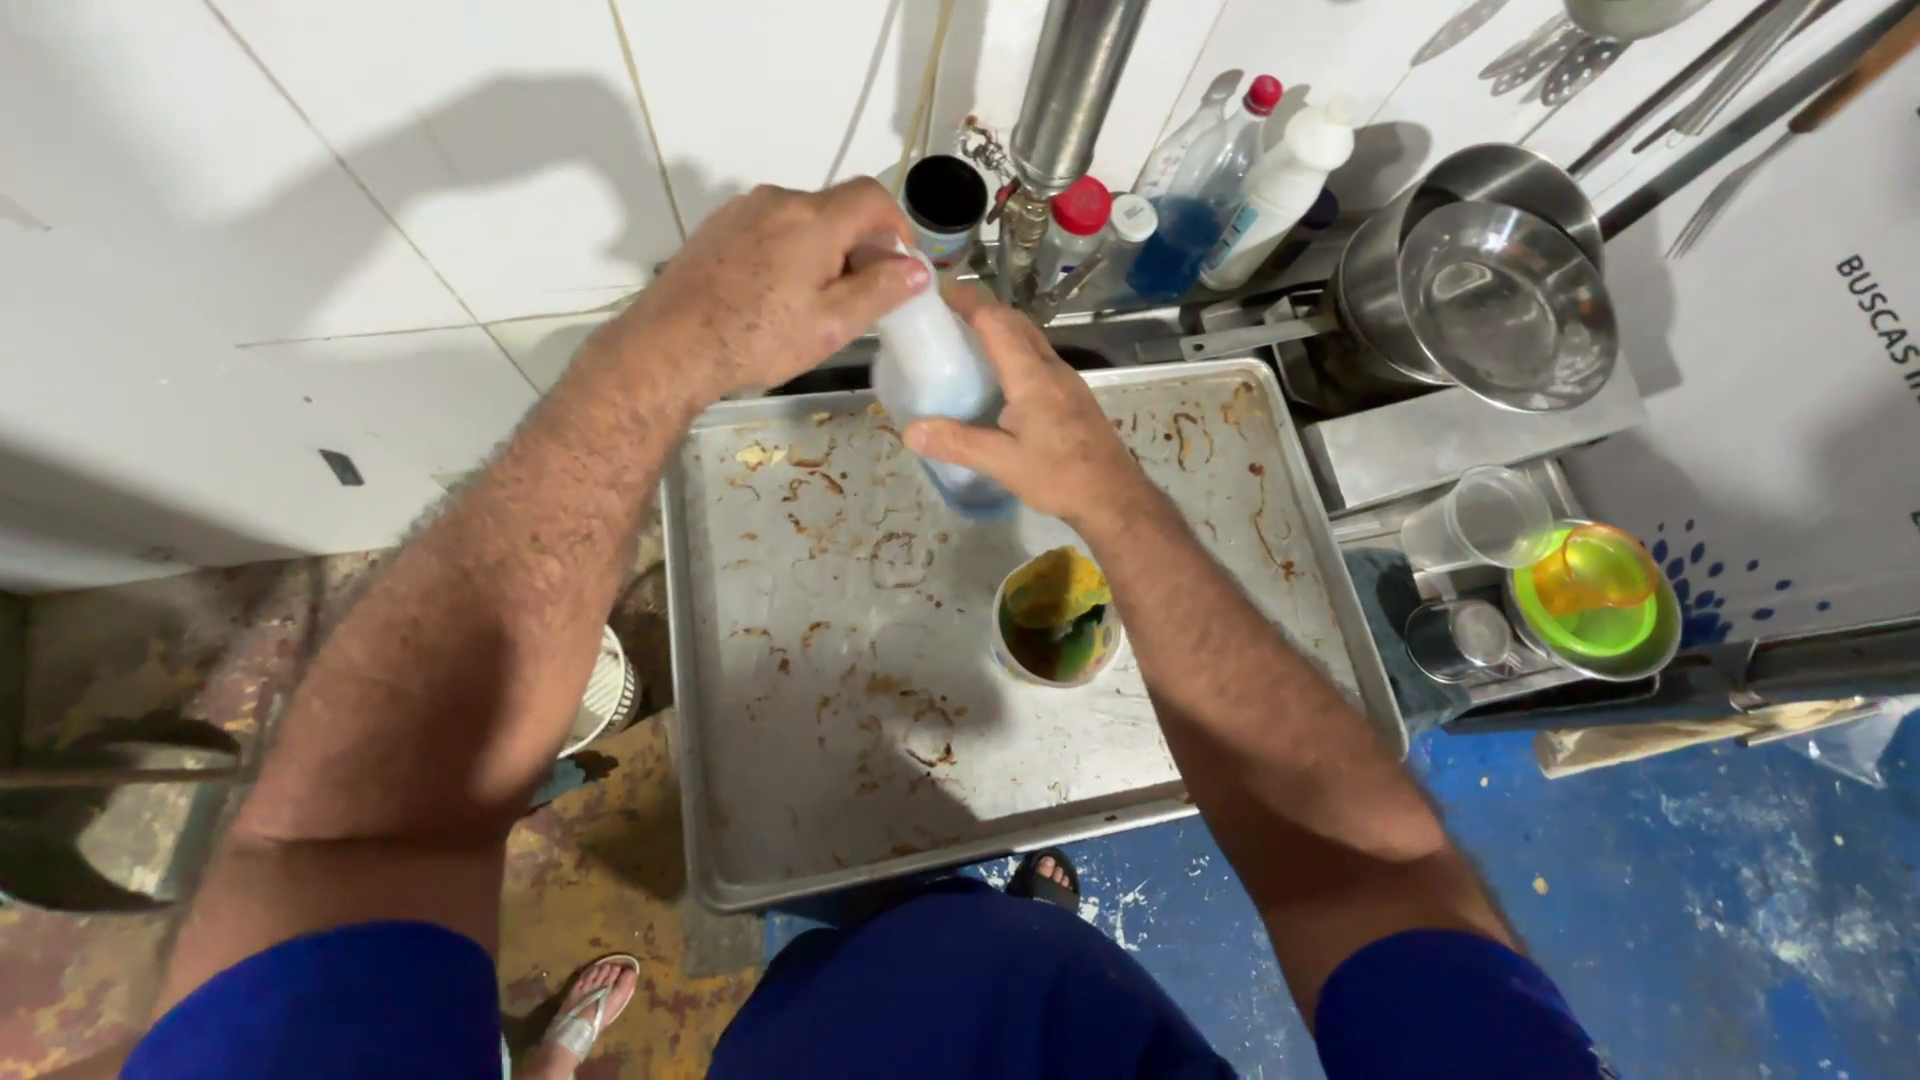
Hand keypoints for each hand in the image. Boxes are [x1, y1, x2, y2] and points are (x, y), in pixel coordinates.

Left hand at [602, 178, 930, 400]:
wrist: (672, 345)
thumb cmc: (759, 338)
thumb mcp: (831, 325)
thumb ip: (880, 291)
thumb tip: (919, 270)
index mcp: (814, 219)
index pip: (873, 197)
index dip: (897, 226)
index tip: (900, 263)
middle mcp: (778, 200)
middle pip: (836, 209)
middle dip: (859, 246)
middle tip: (861, 295)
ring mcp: (742, 210)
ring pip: (801, 220)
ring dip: (822, 250)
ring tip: (814, 301)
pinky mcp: (717, 227)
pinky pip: (769, 228)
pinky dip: (788, 251)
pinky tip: (774, 294)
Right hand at [903, 287, 1156, 529]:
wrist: (1113, 497)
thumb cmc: (1060, 476)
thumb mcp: (1004, 463)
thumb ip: (958, 444)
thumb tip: (910, 431)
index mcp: (1033, 376)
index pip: (997, 322)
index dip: (969, 301)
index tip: (941, 291)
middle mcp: (1052, 369)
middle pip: (1017, 323)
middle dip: (984, 310)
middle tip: (950, 314)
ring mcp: (1068, 382)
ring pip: (1031, 340)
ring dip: (1002, 330)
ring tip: (970, 341)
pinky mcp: (1074, 398)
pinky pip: (1040, 360)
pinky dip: (1015, 353)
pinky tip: (1001, 379)